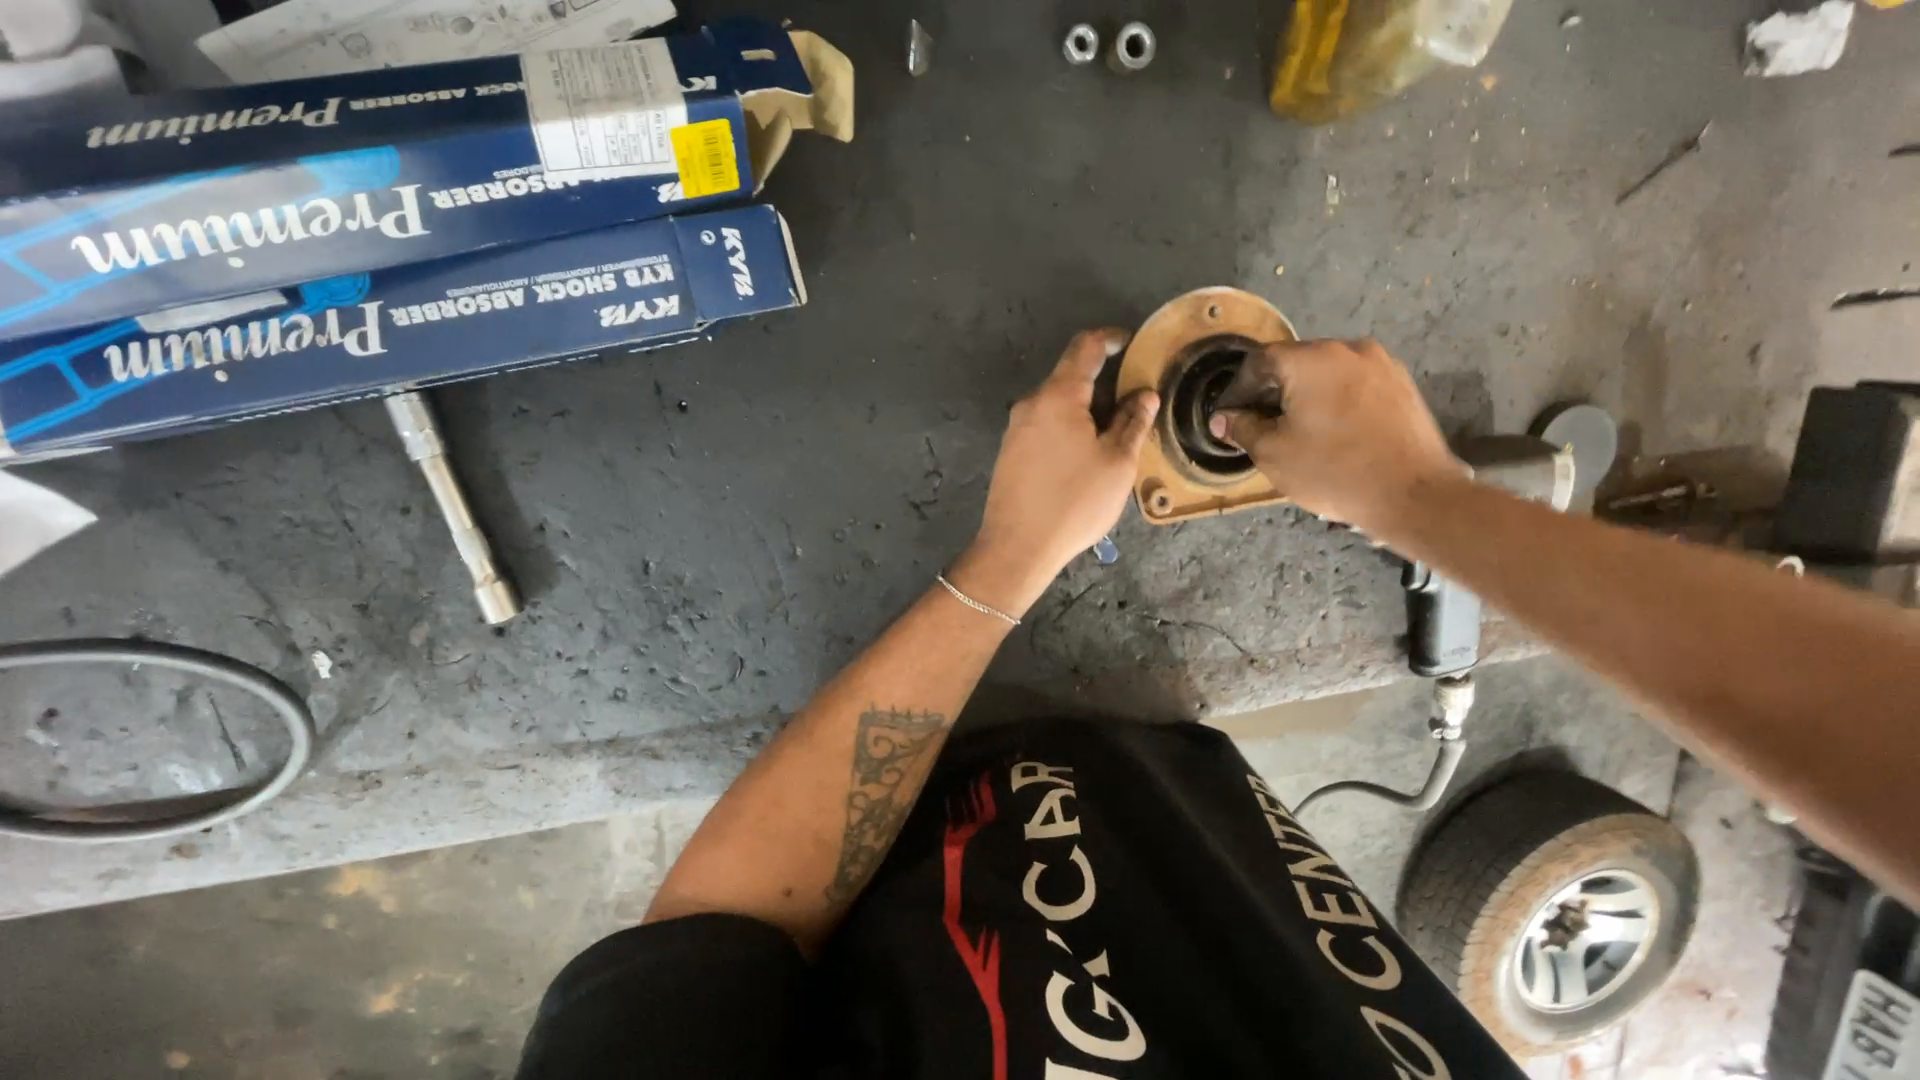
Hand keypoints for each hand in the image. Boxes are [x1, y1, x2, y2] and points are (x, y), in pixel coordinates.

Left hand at [952, 329, 1158, 617]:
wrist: (1017, 546)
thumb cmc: (1074, 503)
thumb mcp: (1116, 463)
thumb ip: (1133, 422)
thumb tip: (1144, 395)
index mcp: (1058, 396)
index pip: (1085, 347)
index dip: (1111, 338)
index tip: (1132, 342)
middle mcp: (1032, 403)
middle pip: (1071, 376)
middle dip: (1104, 382)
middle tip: (1135, 403)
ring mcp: (1017, 428)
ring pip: (1058, 403)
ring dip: (1088, 409)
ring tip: (1116, 435)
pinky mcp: (1011, 451)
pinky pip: (1046, 424)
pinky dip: (1070, 426)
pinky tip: (1087, 454)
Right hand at [1208, 338, 1464, 534]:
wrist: (1413, 494)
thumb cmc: (1333, 471)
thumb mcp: (1273, 453)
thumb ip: (1243, 428)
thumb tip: (1223, 418)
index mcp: (1310, 359)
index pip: (1258, 362)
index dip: (1237, 390)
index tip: (1229, 417)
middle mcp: (1347, 349)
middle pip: (1294, 363)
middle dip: (1272, 391)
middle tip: (1259, 425)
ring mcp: (1380, 363)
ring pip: (1326, 373)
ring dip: (1305, 396)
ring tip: (1297, 430)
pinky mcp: (1401, 383)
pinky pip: (1354, 384)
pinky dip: (1335, 400)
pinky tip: (1332, 431)